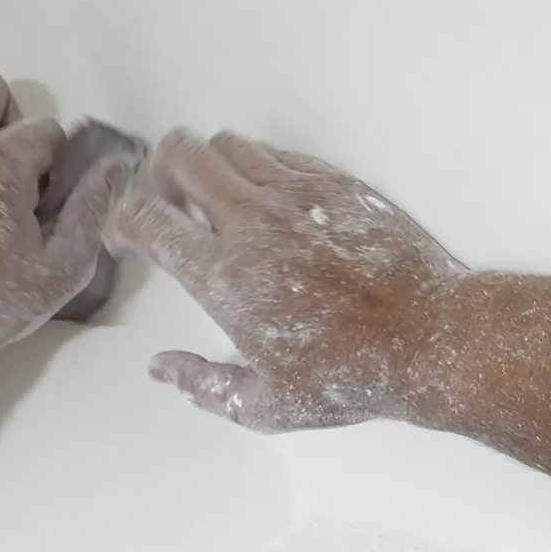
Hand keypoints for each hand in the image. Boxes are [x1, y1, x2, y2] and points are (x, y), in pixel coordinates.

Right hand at [103, 129, 465, 430]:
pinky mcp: (335, 185)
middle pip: (179, 155)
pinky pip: (280, 154)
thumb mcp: (265, 406)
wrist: (427, 342)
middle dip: (160, 174)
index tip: (129, 236)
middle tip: (172, 206)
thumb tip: (162, 370)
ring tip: (222, 203)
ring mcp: (295, 196)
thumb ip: (202, 386)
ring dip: (211, 167)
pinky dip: (261, 170)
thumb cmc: (349, 379)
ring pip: (228, 145)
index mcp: (224, 278)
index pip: (147, 219)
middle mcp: (252, 223)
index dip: (124, 220)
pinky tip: (273, 205)